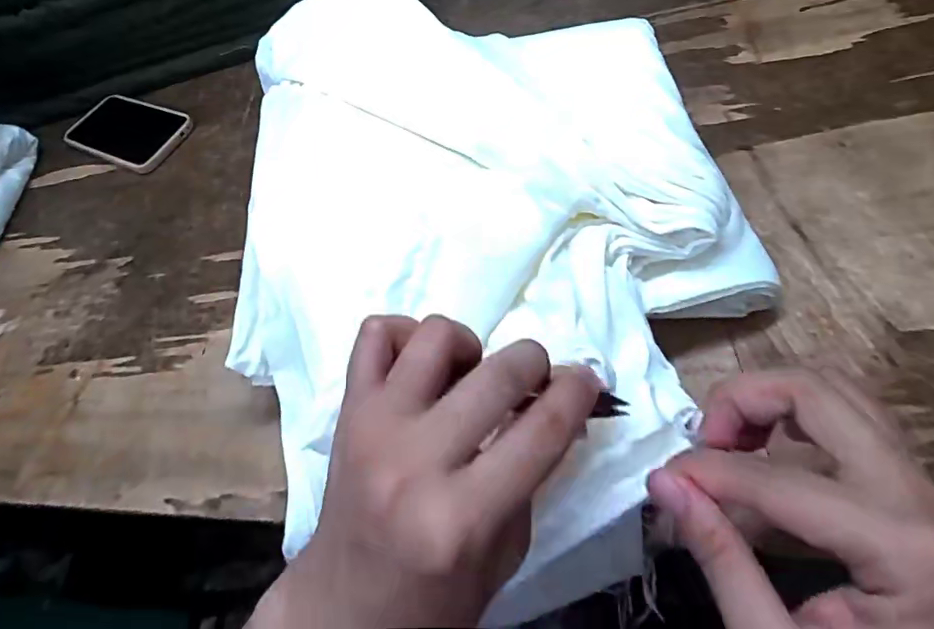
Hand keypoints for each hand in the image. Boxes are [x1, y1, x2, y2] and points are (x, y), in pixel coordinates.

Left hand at [249, 315, 602, 628]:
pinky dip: (405, 333)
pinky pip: (374, 333)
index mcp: (462, 516)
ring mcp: (374, 425)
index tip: (587, 378)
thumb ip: (532, 476)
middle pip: (495, 375)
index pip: (539, 432)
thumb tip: (561, 404)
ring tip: (471, 372)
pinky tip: (420, 363)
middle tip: (536, 374)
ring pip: (434, 336)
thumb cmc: (436, 593)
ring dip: (469, 344)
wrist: (347, 604)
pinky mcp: (347, 406)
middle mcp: (416, 461)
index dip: (574, 394)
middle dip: (533, 362)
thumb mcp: (504, 552)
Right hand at [649, 369, 933, 628]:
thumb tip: (663, 483)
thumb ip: (724, 562)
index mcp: (906, 551)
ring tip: (729, 442)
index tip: (663, 481)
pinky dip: (794, 417)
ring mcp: (927, 493)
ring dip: (770, 401)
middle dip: (741, 400)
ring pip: (836, 392)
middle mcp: (925, 503)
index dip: (704, 472)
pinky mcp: (916, 495)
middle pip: (816, 393)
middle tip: (702, 442)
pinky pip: (850, 419)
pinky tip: (763, 456)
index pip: (777, 478)